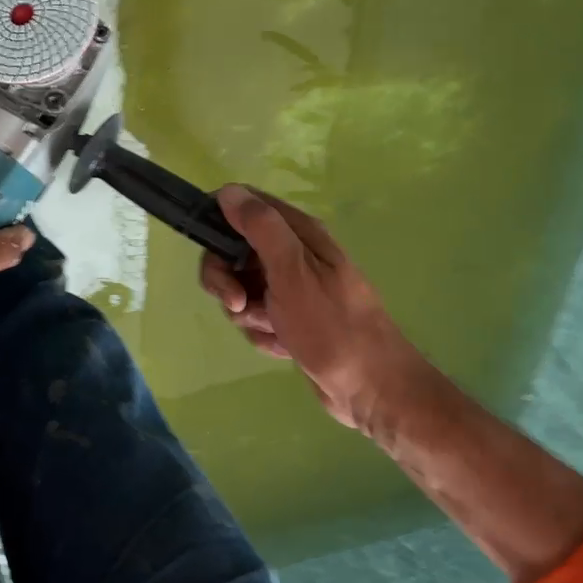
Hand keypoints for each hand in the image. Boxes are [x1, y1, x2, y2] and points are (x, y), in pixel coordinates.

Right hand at [202, 184, 435, 433]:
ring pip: (238, 287)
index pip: (242, 204)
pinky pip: (253, 316)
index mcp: (297, 233)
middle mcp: (293, 254)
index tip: (210, 248)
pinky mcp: (289, 318)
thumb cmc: (334, 327)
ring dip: (246, 312)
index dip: (218, 220)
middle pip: (231, 250)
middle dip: (225, 279)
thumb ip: (261, 229)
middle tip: (237, 303)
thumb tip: (228, 192)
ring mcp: (290, 287)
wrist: (372, 391)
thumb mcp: (294, 272)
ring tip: (273, 329)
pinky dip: (262, 332)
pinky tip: (283, 345)